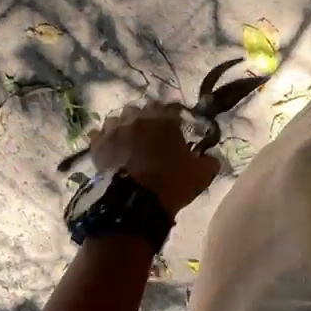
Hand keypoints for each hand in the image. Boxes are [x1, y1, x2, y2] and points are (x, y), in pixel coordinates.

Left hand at [88, 104, 220, 215]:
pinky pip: (98, 134)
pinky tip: (108, 149)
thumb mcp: (201, 174)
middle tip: (148, 137)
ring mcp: (114, 129)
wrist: (135, 202)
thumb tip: (213, 157)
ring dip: (122, 127)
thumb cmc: (171, 183)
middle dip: (143, 120)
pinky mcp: (98, 145)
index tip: (171, 130)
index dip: (168, 118)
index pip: (167, 107)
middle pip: (139, 110)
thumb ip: (210, 161)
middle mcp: (137, 117)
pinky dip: (103, 139)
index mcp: (164, 119)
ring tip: (126, 143)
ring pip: (116, 119)